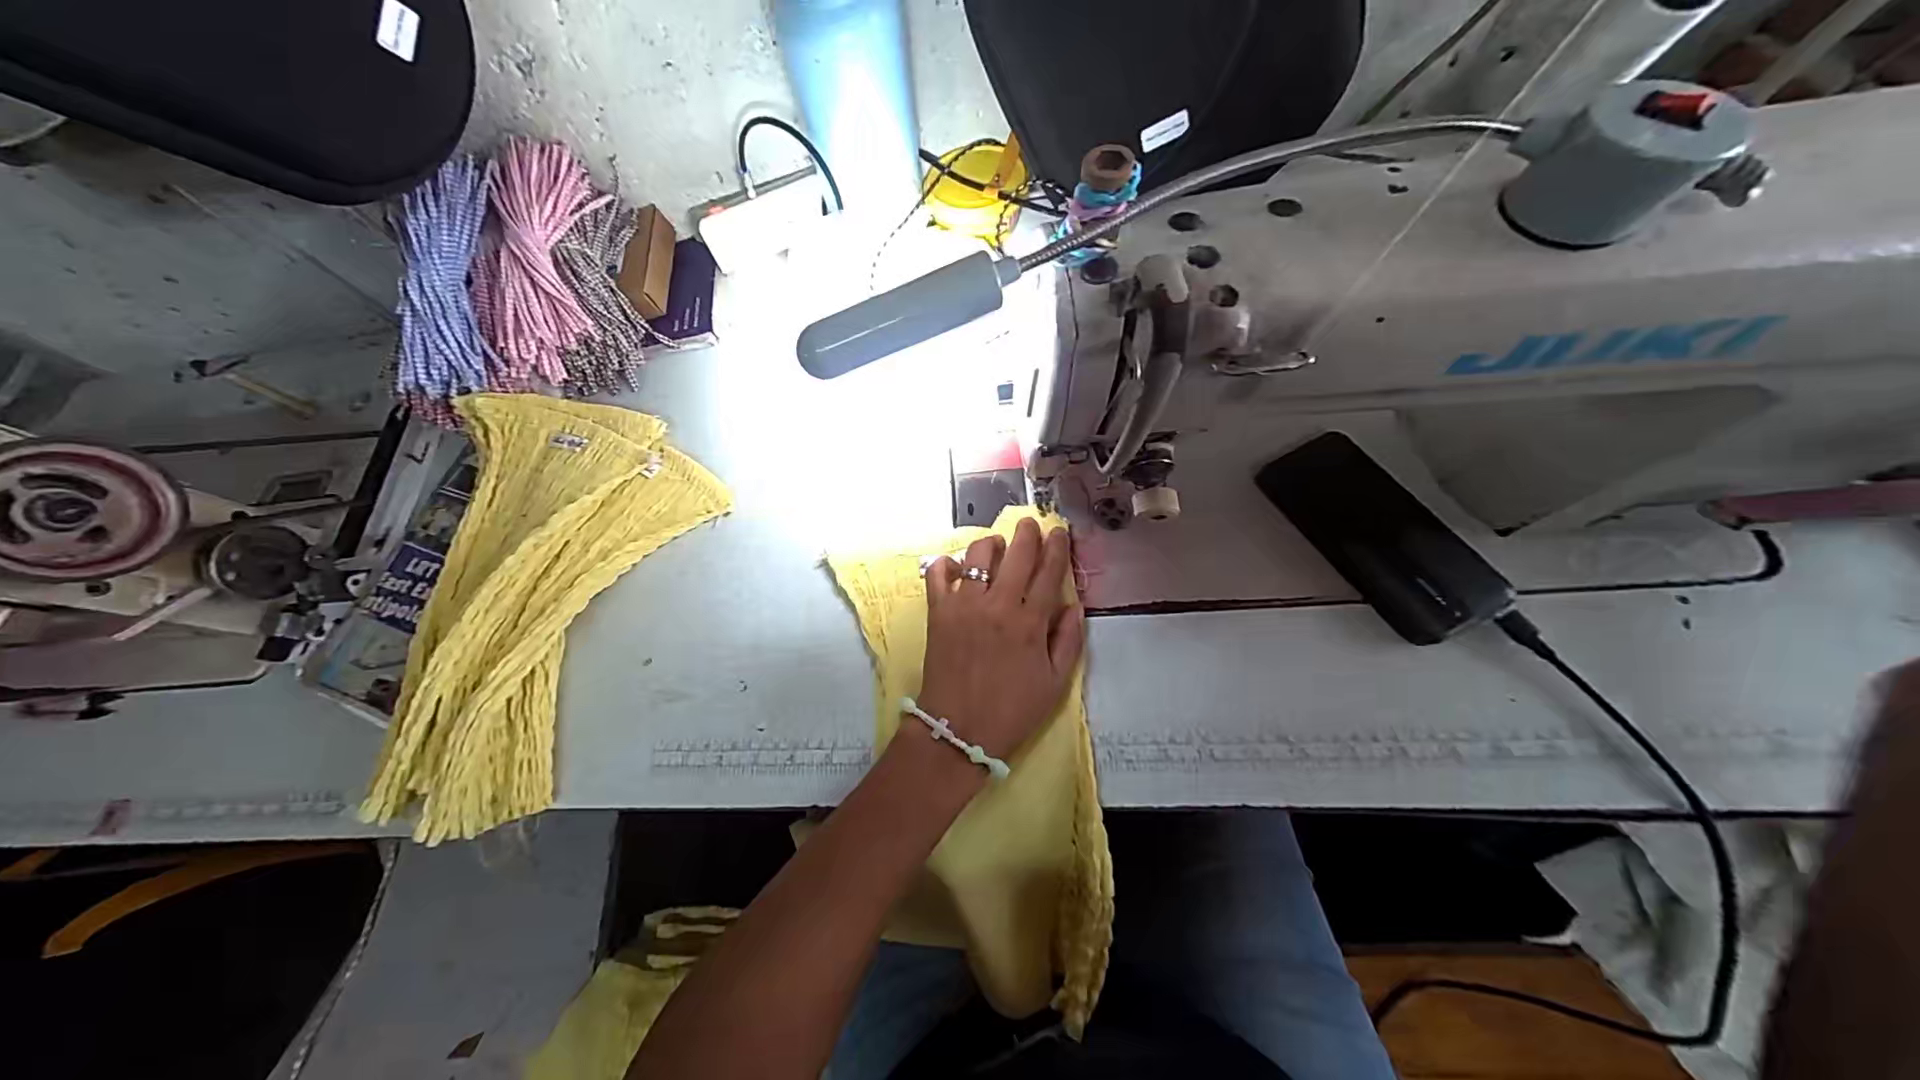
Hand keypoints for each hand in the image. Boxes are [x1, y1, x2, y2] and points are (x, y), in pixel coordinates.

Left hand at [914, 517, 1084, 760]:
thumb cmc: (1012, 710)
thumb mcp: (1055, 683)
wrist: (959, 730)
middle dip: (1027, 533)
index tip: (1059, 532)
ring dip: (991, 544)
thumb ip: (1068, 641)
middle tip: (1030, 524)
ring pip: (978, 556)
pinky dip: (947, 563)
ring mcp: (965, 606)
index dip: (1056, 548)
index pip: (1048, 573)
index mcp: (1030, 623)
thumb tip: (1072, 606)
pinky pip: (938, 574)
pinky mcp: (938, 612)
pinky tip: (956, 566)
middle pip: (1016, 555)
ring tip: (997, 546)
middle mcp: (998, 606)